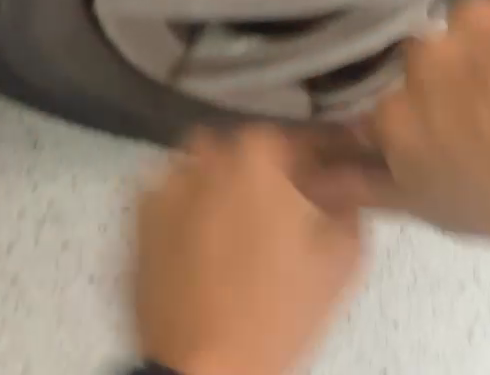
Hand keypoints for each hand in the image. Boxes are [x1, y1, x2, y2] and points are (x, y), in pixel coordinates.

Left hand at [133, 126, 364, 374]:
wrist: (206, 370)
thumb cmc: (279, 309)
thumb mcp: (344, 254)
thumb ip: (350, 201)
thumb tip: (343, 184)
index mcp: (262, 152)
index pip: (301, 138)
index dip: (319, 160)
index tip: (325, 184)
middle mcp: (212, 154)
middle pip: (251, 148)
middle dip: (268, 170)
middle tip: (282, 209)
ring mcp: (169, 182)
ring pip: (208, 166)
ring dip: (224, 183)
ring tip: (238, 227)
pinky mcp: (139, 218)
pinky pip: (173, 194)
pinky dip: (189, 207)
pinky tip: (204, 243)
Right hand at [333, 0, 489, 241]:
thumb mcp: (443, 207)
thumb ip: (369, 186)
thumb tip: (307, 174)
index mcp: (399, 114)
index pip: (394, 101)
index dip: (431, 113)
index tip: (464, 127)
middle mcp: (424, 55)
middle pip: (430, 52)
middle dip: (458, 70)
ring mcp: (476, 14)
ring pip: (472, 17)